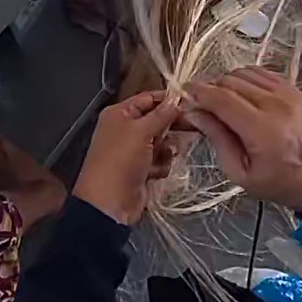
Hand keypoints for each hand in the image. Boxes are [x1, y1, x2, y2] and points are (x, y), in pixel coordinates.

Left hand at [74, 92, 182, 224]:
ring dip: (166, 148)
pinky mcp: (141, 169)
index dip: (169, 100)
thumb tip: (177, 99)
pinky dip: (160, 165)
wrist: (109, 203)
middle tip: (192, 126)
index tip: (191, 102)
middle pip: (157, 120)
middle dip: (172, 125)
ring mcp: (133, 150)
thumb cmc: (121, 160)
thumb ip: (162, 114)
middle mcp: (126, 129)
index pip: (148, 99)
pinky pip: (160, 160)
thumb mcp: (141, 131)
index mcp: (120, 114)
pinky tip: (155, 172)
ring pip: (162, 141)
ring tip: (164, 155)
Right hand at [184, 68, 301, 210]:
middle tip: (200, 103)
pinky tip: (240, 95)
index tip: (184, 93)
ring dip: (226, 83)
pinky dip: (244, 79)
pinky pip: (259, 72)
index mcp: (262, 130)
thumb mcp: (239, 171)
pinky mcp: (291, 88)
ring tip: (221, 101)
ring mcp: (285, 93)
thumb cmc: (276, 181)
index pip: (222, 99)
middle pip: (230, 81)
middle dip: (210, 89)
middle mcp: (275, 105)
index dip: (199, 92)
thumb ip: (216, 138)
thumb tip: (194, 113)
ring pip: (243, 72)